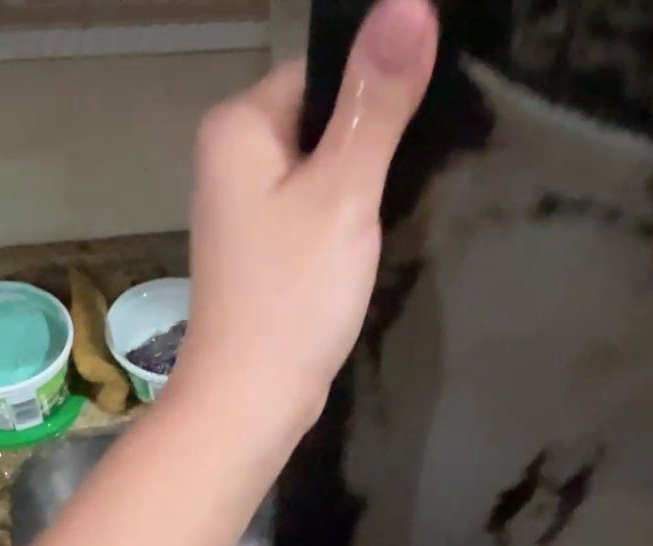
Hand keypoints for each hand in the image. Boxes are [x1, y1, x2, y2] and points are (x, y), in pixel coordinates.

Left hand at [167, 0, 436, 436]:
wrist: (251, 398)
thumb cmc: (293, 295)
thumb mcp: (343, 191)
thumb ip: (376, 101)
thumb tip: (410, 1)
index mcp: (239, 126)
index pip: (323, 72)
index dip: (376, 96)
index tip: (422, 131)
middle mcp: (230, 159)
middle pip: (322, 120)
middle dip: (369, 146)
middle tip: (417, 179)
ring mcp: (243, 210)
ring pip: (320, 172)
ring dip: (360, 188)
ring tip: (394, 215)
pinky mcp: (261, 253)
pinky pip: (311, 213)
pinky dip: (342, 224)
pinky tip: (367, 248)